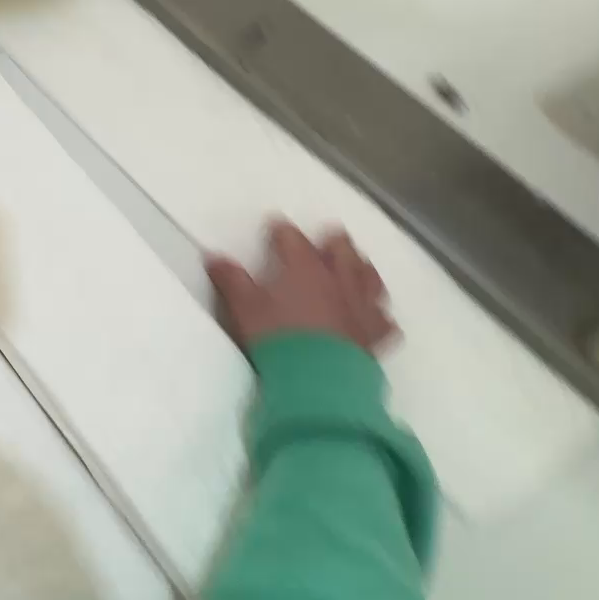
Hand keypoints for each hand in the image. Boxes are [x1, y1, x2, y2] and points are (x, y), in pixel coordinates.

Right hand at [206, 218, 396, 356]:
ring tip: (360, 264)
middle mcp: (338, 282)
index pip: (293, 241)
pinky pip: (384, 320)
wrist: (317, 376)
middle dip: (335, 241)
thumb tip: (214, 256)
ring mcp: (361, 308)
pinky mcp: (375, 335)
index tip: (276, 223)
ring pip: (369, 281)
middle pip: (342, 253)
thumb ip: (230, 279)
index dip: (283, 231)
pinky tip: (377, 315)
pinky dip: (379, 314)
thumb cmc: (276, 336)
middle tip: (332, 233)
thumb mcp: (242, 306)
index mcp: (304, 269)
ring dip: (363, 269)